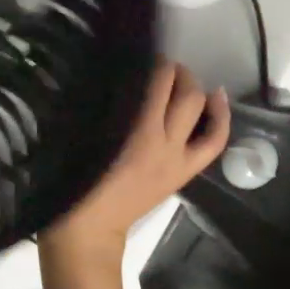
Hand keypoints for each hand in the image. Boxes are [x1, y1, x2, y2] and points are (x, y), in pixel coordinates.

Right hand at [41, 59, 228, 261]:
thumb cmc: (69, 190)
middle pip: (182, 91)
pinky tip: (215, 97)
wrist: (87, 233)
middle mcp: (160, 140)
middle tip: (157, 67)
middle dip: (174, 71)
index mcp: (130, 134)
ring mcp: (176, 157)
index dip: (149, 62)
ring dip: (193, 86)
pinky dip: (220, 115)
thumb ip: (88, 113)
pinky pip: (214, 140)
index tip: (135, 55)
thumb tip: (99, 81)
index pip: (152, 82)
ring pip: (199, 108)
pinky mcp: (183, 172)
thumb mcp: (71, 143)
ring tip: (179, 80)